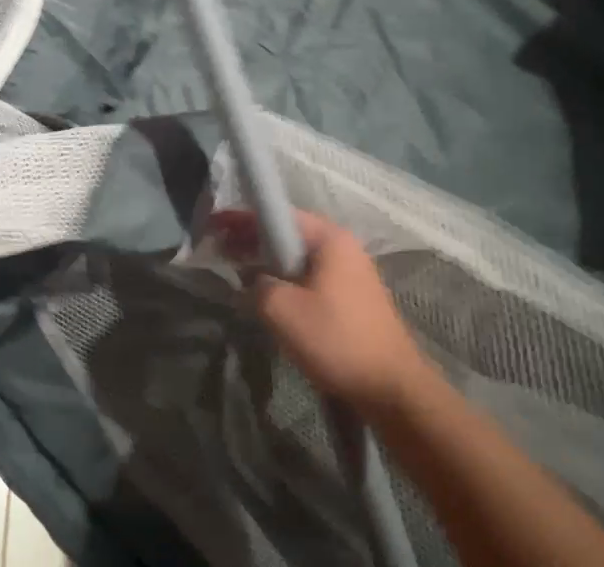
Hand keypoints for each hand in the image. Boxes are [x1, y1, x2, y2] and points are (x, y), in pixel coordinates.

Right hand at [212, 210, 428, 412]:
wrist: (392, 390)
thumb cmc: (336, 340)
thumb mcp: (281, 309)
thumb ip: (256, 284)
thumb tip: (252, 280)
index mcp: (329, 238)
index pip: (276, 214)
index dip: (240, 218)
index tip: (211, 227)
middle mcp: (342, 247)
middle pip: (287, 232)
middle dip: (250, 238)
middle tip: (217, 250)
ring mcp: (350, 273)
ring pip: (296, 256)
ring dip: (266, 260)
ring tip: (236, 272)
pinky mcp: (350, 297)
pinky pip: (308, 276)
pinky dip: (284, 278)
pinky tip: (267, 295)